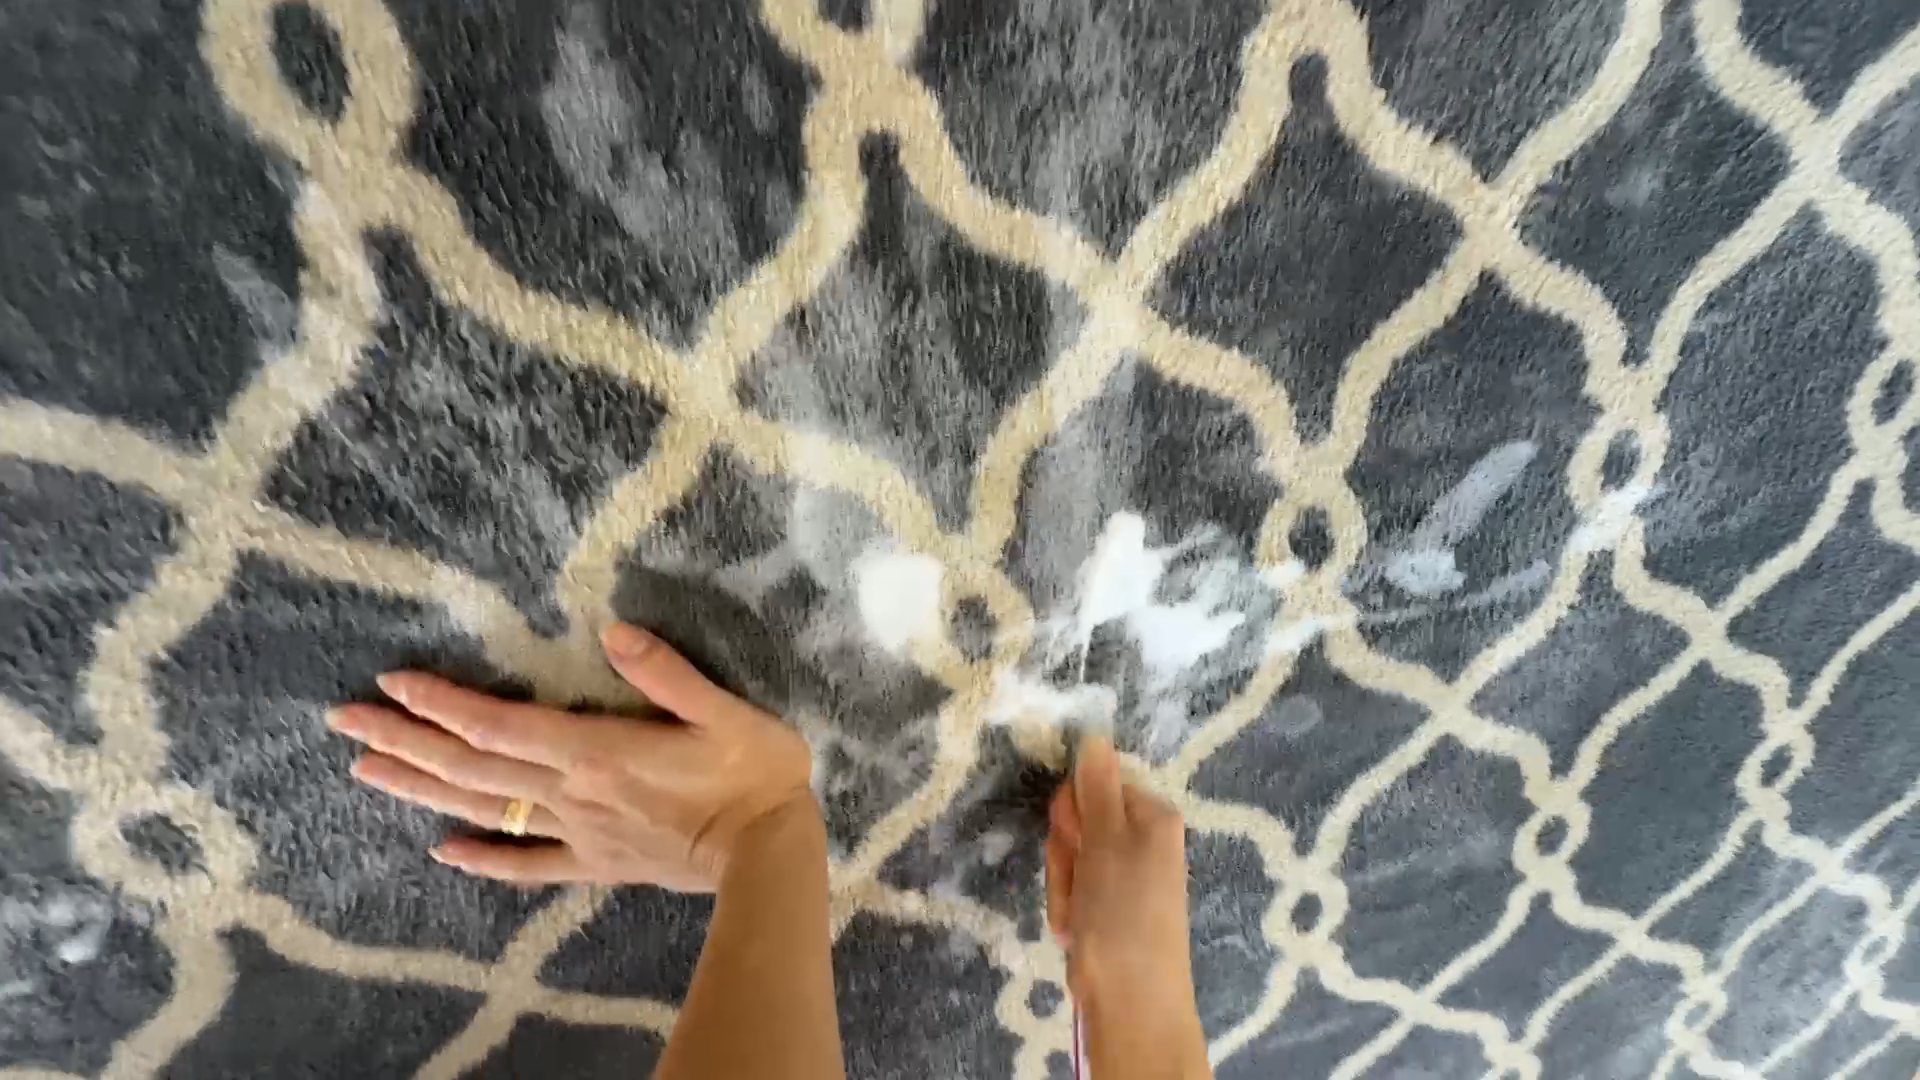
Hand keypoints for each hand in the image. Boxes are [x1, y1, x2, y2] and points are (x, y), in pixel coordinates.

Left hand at [327, 622, 814, 890]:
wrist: (769, 850)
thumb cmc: (753, 771)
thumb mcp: (724, 711)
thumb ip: (667, 673)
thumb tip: (613, 630)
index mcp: (601, 752)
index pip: (504, 726)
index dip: (447, 704)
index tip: (395, 683)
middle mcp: (575, 794)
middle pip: (477, 767)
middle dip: (408, 741)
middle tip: (346, 722)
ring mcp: (581, 834)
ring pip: (487, 810)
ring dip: (425, 789)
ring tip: (366, 772)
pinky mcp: (597, 863)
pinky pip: (528, 864)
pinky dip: (483, 858)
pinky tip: (444, 851)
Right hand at [1046, 737, 1208, 1073]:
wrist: (1130, 1003)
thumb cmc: (1124, 911)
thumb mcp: (1107, 838)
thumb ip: (1096, 784)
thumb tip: (1095, 731)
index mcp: (1151, 815)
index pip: (1095, 781)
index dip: (1074, 808)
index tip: (1072, 832)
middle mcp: (1141, 840)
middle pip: (1078, 818)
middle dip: (1066, 850)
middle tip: (1078, 878)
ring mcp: (1123, 875)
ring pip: (1069, 854)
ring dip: (1063, 882)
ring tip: (1078, 912)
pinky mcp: (1106, 905)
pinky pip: (1071, 886)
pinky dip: (1067, 905)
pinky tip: (1077, 930)